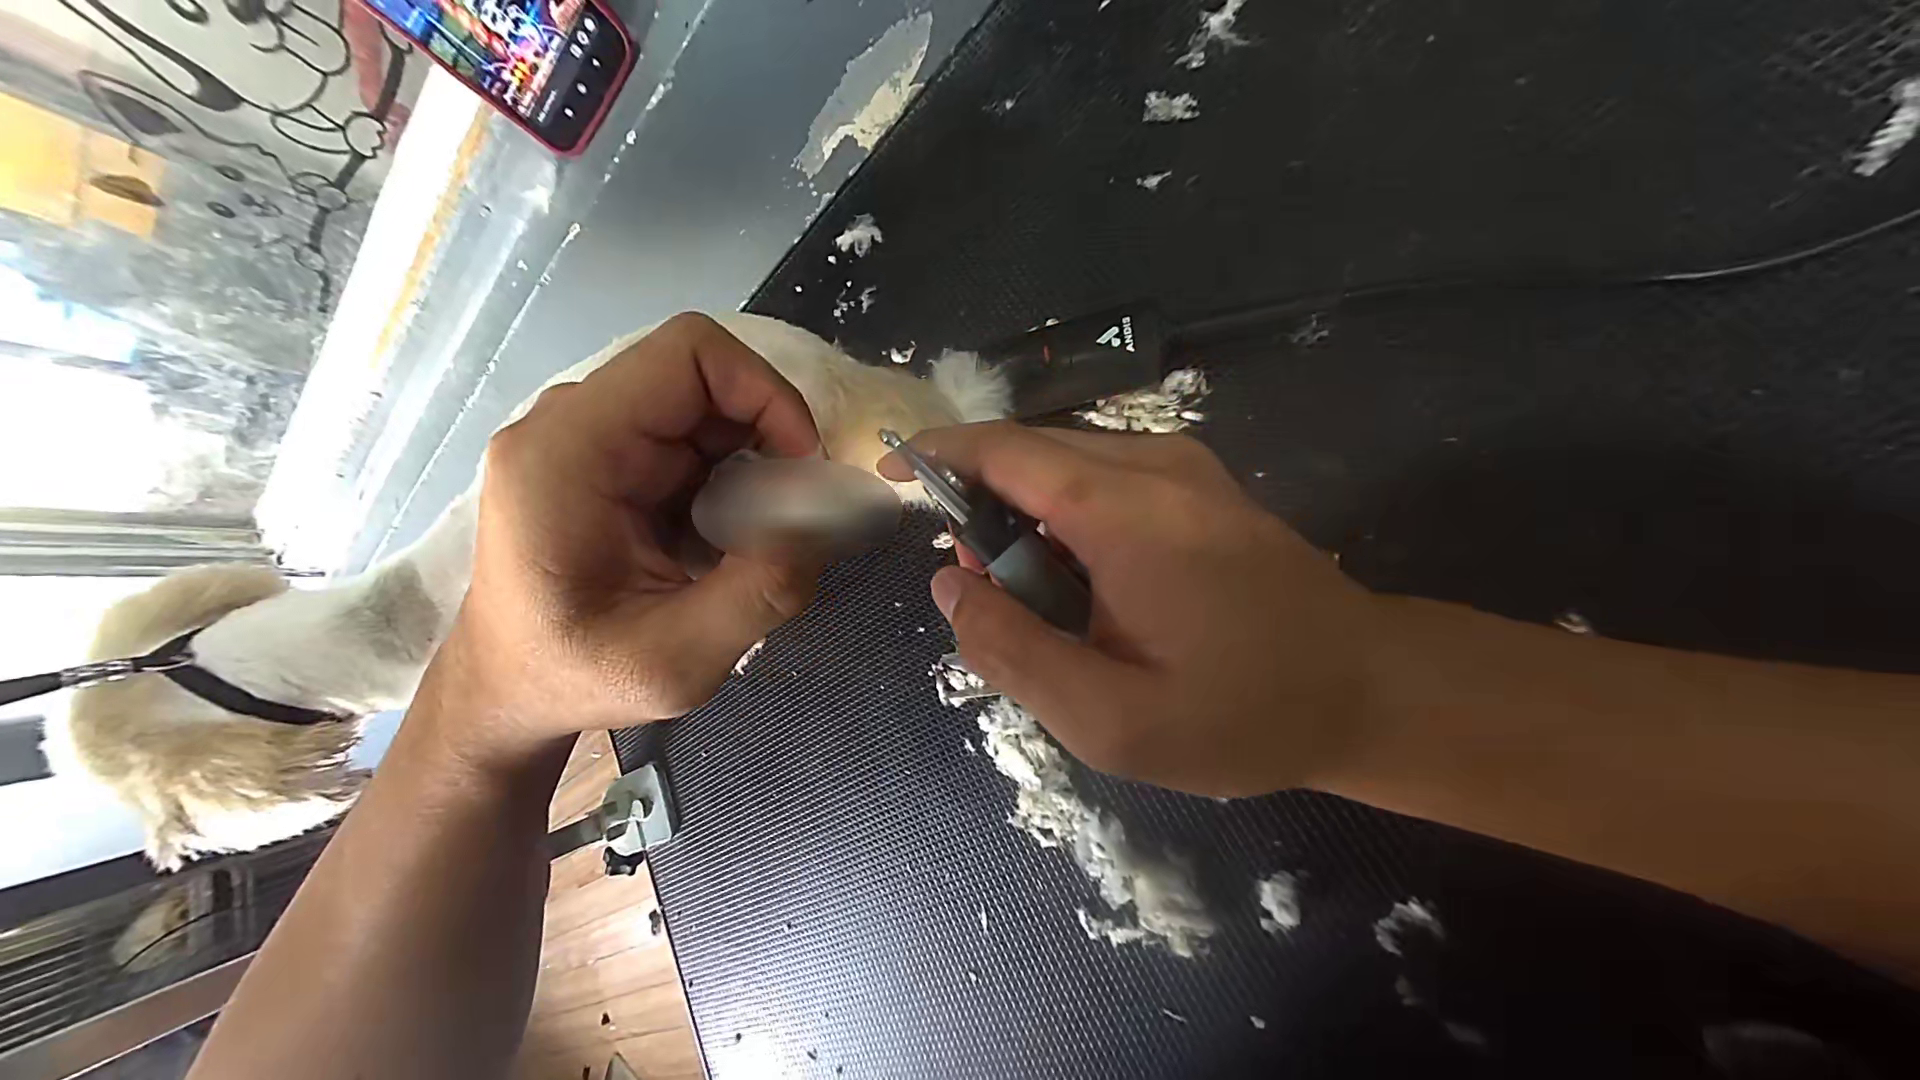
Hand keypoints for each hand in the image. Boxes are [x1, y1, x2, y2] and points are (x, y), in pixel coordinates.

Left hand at [430, 313, 825, 763]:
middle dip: (771, 430)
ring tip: (768, 525)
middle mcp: (573, 425)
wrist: (509, 691)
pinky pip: (696, 436)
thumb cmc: (574, 678)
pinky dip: (738, 471)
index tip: (801, 466)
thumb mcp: (677, 662)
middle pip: (704, 375)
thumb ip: (759, 595)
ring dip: (757, 455)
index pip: (689, 354)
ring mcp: (592, 438)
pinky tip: (736, 528)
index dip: (767, 394)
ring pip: (707, 405)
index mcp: (568, 453)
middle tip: (796, 503)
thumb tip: (826, 528)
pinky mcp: (613, 460)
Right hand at [882, 423, 1380, 796]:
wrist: (1374, 691)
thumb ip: (1011, 651)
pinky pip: (1101, 478)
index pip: (1003, 450)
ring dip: (1025, 518)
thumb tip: (949, 584)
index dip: (938, 456)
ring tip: (1041, 600)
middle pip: (1029, 455)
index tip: (896, 480)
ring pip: (1063, 467)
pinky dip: (1064, 518)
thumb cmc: (1244, 713)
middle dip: (983, 508)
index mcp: (1125, 511)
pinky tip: (1087, 583)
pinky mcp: (1198, 483)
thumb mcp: (1110, 720)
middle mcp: (1153, 464)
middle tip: (987, 590)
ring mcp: (1183, 466)